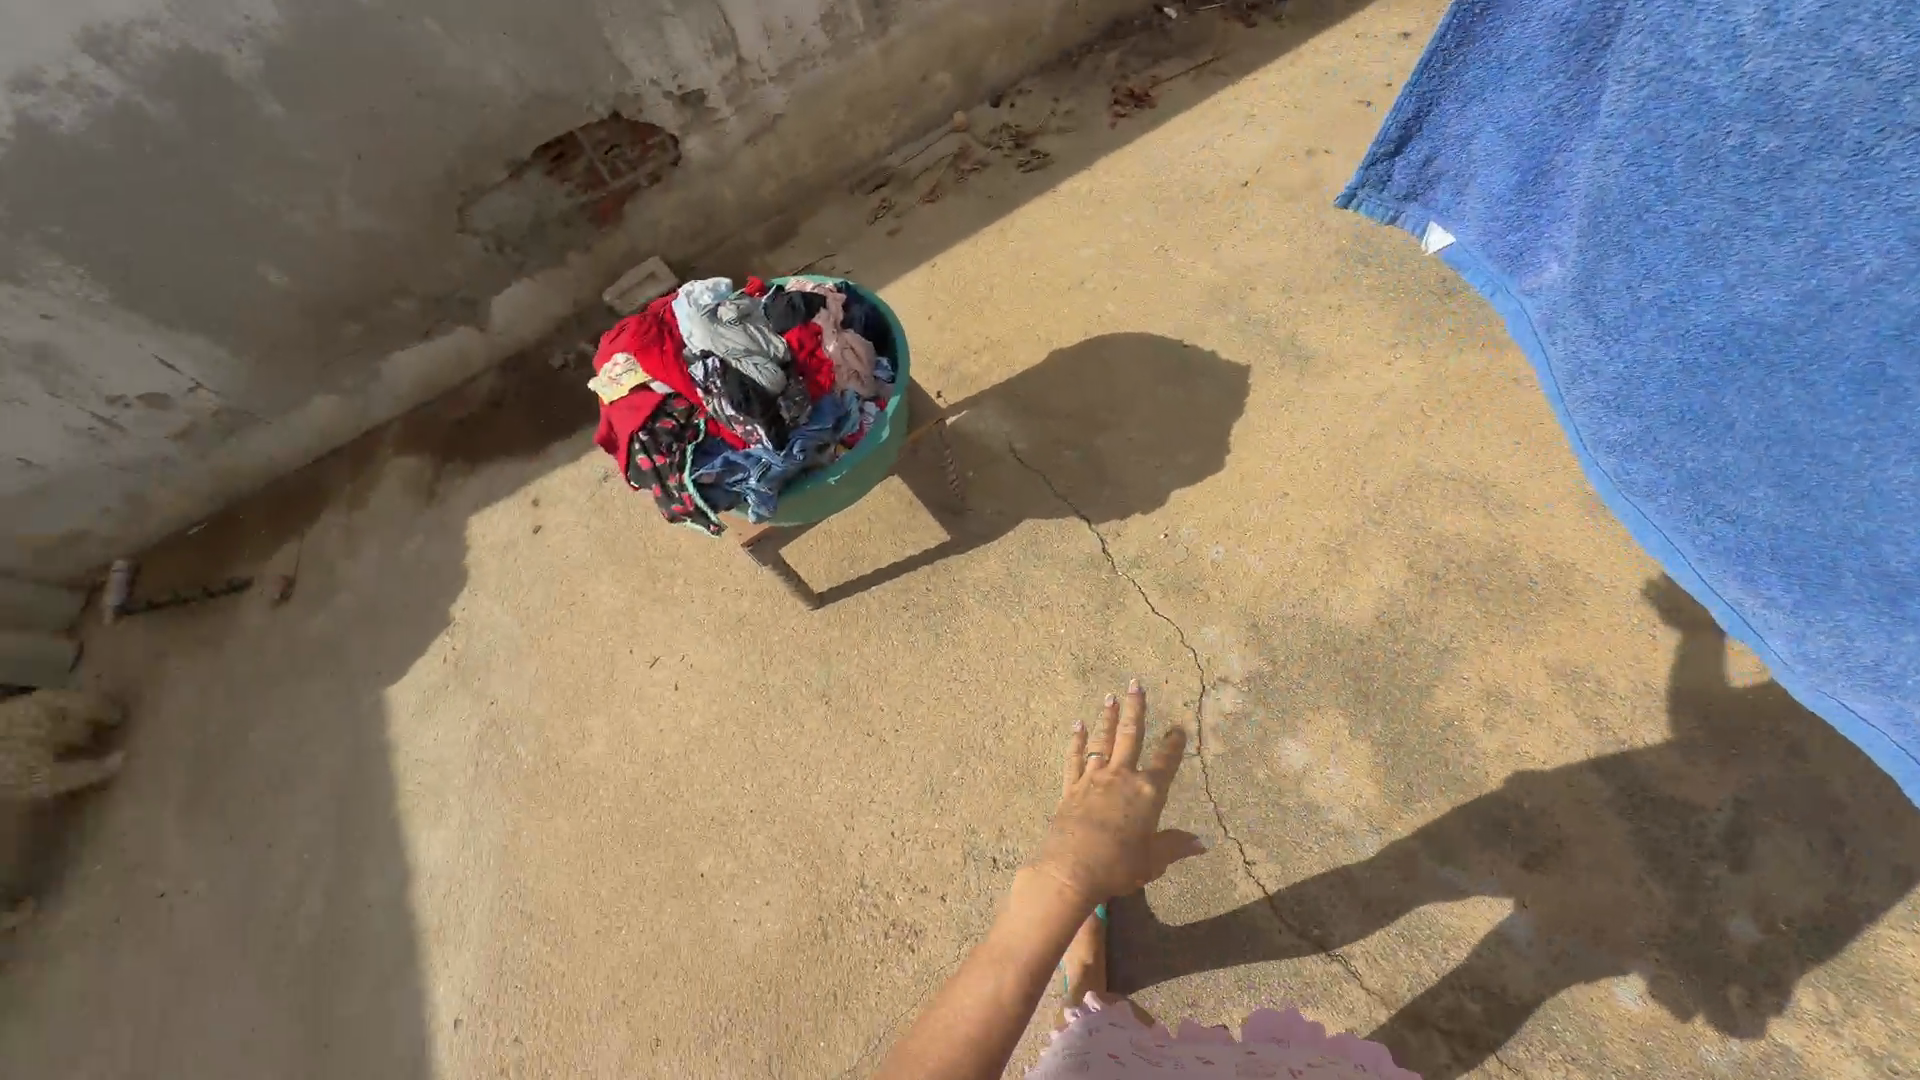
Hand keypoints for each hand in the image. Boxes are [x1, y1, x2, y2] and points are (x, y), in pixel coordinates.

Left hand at [1028, 681, 1206, 903]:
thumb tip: (1203, 843)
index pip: (1165, 762)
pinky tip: (1078, 725)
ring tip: (1110, 696)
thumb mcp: (1153, 860)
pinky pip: (1075, 757)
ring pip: (1102, 740)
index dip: (1173, 744)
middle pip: (1130, 736)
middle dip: (1135, 709)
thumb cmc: (1119, 866)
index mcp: (1148, 793)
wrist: (1072, 869)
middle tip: (1135, 684)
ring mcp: (1093, 779)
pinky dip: (1077, 740)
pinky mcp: (1070, 787)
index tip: (1178, 726)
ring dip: (1106, 717)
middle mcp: (1121, 778)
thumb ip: (1175, 846)